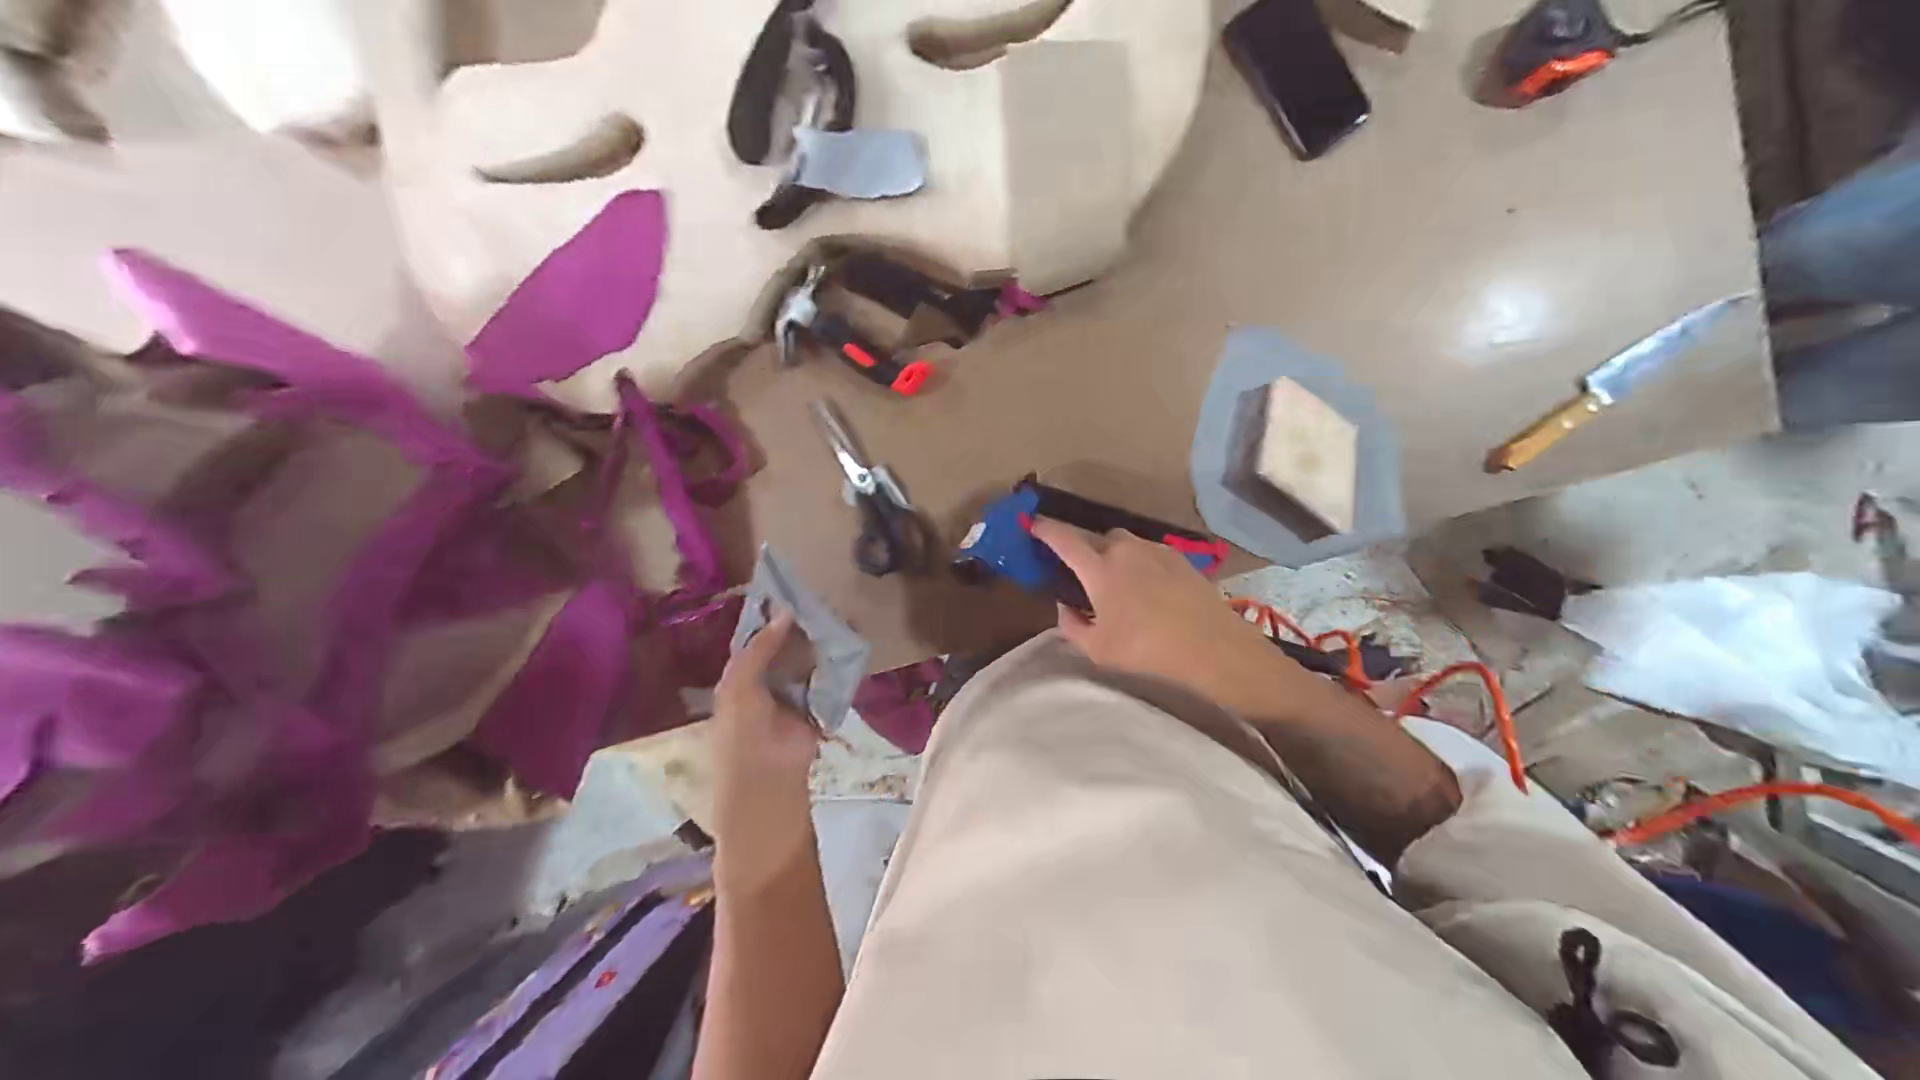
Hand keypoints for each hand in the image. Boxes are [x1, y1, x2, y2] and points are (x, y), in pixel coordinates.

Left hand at [711, 612, 820, 889]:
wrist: (768, 778)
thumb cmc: (743, 731)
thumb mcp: (740, 684)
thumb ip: (760, 649)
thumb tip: (785, 613)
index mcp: (741, 676)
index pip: (757, 640)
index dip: (771, 618)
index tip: (792, 592)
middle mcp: (767, 682)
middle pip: (786, 648)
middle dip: (801, 627)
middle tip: (822, 600)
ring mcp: (794, 694)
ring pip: (808, 661)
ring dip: (821, 643)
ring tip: (840, 614)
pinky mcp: (817, 706)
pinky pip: (826, 679)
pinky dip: (836, 664)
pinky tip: (848, 642)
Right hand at [1031, 519, 1321, 721]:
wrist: (1214, 649)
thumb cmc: (1148, 650)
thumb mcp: (1098, 649)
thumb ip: (1072, 625)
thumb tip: (1066, 608)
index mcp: (1099, 568)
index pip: (1063, 538)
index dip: (1044, 529)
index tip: (1032, 524)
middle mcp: (1126, 549)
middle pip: (1096, 539)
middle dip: (1083, 549)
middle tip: (1080, 574)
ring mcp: (1156, 550)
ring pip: (1124, 544)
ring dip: (1113, 556)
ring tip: (1116, 584)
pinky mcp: (1181, 559)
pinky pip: (1148, 553)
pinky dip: (1138, 563)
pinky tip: (1146, 589)